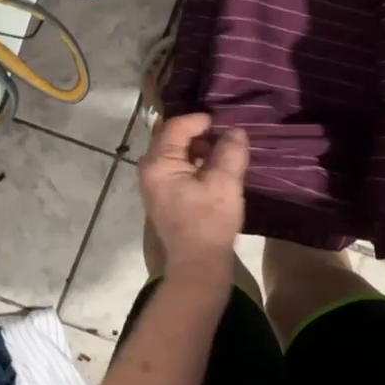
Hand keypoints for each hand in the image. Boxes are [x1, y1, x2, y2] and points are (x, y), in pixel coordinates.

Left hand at [139, 113, 247, 285]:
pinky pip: (176, 168)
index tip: (224, 123)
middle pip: (172, 137)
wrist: (198, 265)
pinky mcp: (163, 196)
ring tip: (223, 152)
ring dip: (197, 149)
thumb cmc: (209, 222)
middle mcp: (149, 170)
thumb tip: (235, 130)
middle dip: (198, 133)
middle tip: (224, 135)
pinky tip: (214, 169)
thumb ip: (230, 151)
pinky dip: (193, 163)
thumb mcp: (225, 183)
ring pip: (174, 153)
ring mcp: (153, 184)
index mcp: (158, 163)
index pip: (176, 126)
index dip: (200, 120)